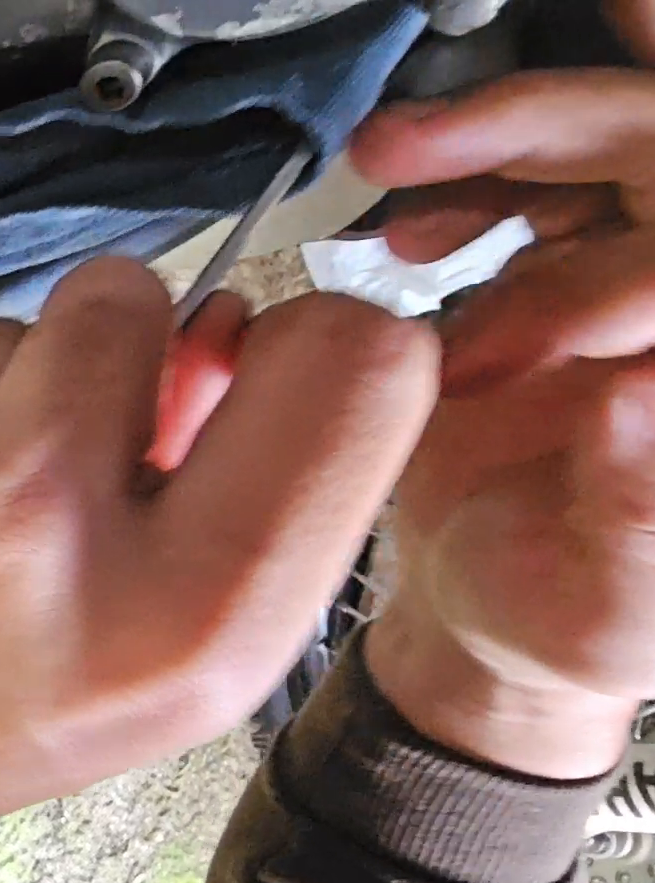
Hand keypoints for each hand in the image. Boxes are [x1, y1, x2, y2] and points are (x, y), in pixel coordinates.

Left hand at [0, 260, 437, 882]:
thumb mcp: (158, 679)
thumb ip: (244, 509)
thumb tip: (211, 341)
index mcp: (176, 614)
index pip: (345, 366)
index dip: (304, 350)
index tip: (232, 380)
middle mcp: (32, 517)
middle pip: (125, 296)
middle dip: (109, 356)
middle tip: (57, 456)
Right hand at [346, 15, 654, 779]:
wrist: (479, 601)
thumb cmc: (562, 613)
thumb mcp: (607, 600)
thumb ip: (637, 514)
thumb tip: (639, 399)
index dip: (623, 276)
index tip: (535, 325)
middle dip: (553, 130)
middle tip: (423, 137)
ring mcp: (619, 292)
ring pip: (604, 155)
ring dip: (496, 146)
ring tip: (392, 167)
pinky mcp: (538, 293)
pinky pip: (521, 201)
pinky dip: (453, 194)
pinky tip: (408, 232)